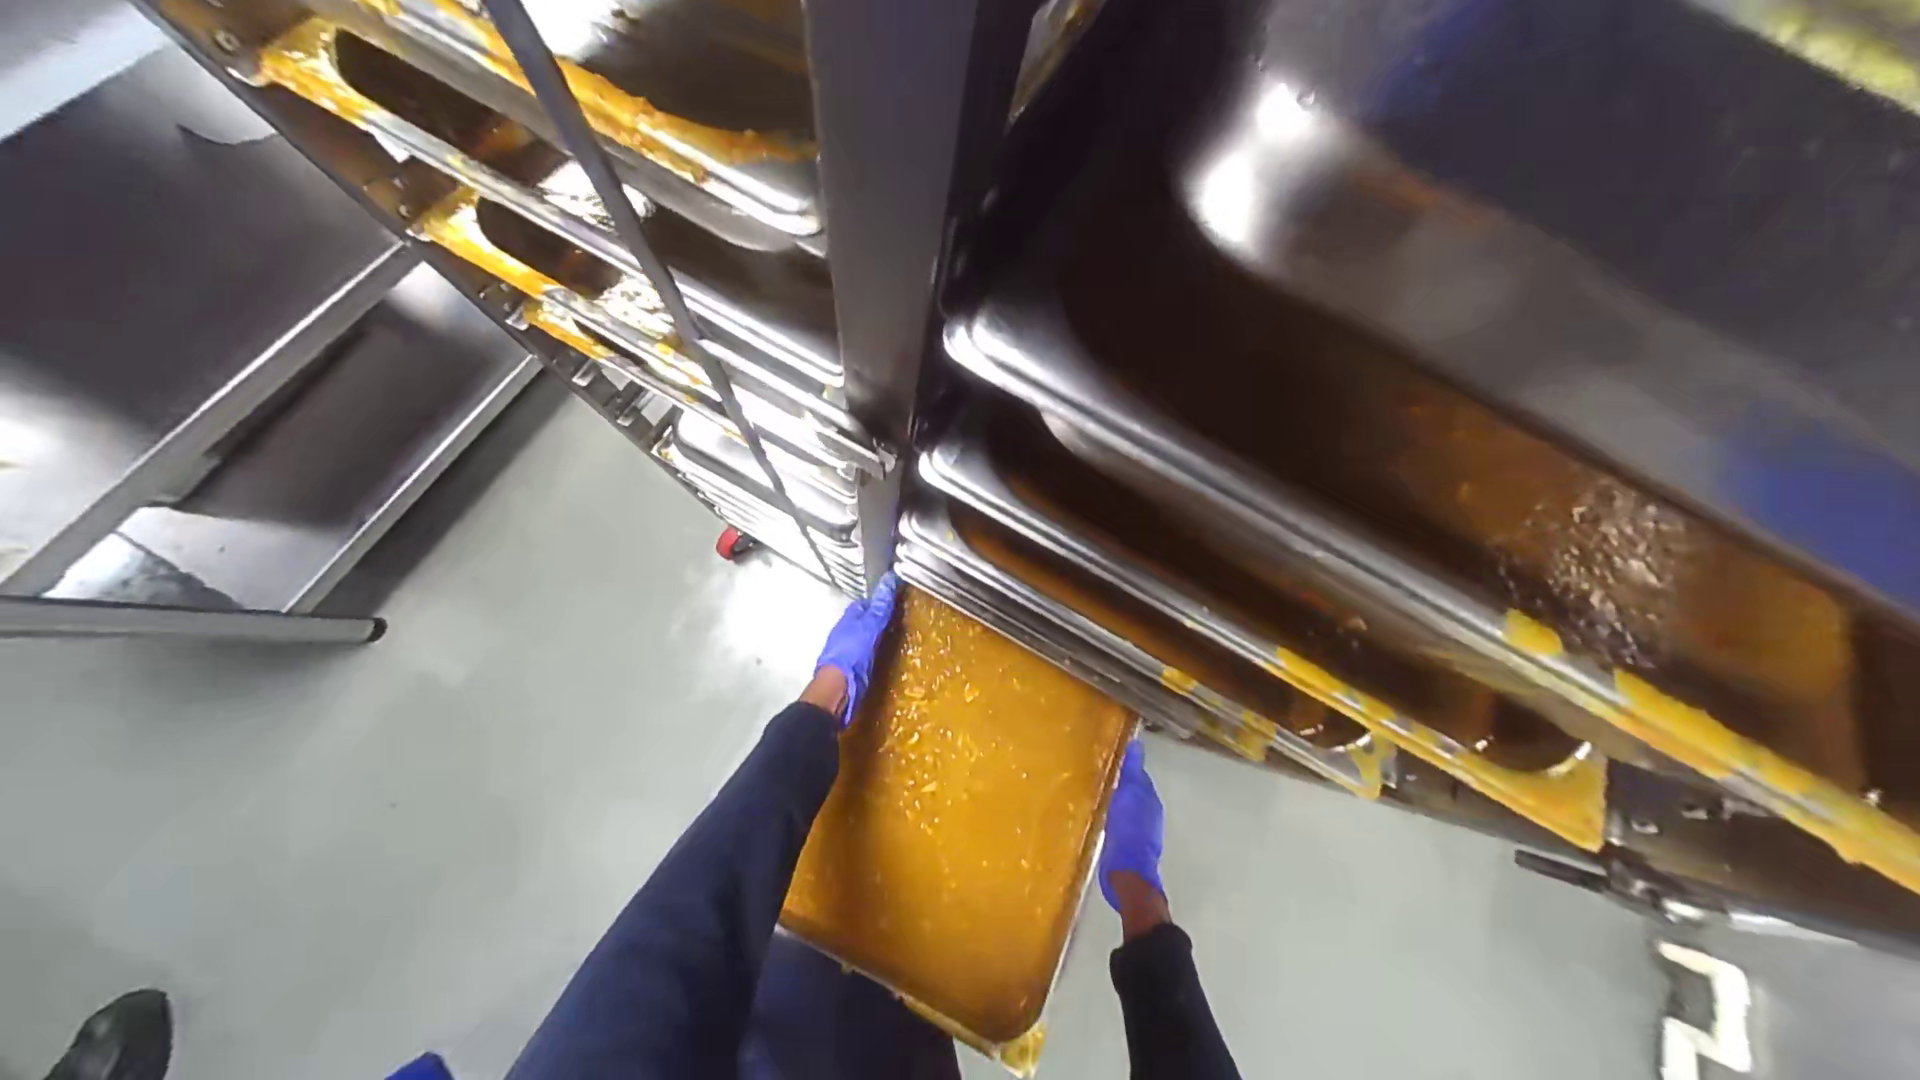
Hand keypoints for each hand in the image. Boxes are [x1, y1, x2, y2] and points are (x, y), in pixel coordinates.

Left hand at [811, 571, 899, 726]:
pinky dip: (877, 652)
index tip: (893, 596)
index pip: (864, 603)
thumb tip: (888, 582)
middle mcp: (846, 634)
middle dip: (879, 618)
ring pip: (866, 638)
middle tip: (899, 617)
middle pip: (864, 621)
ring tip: (897, 635)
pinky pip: (868, 655)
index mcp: (848, 620)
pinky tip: (886, 655)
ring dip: (878, 636)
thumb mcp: (869, 628)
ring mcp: (848, 652)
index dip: (878, 599)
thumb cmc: (851, 655)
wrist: (837, 689)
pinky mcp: (853, 668)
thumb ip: (879, 609)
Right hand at [1099, 740, 1165, 919]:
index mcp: (1150, 800)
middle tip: (1104, 771)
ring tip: (1101, 792)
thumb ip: (1133, 771)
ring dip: (1118, 800)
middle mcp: (1148, 815)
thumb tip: (1137, 743)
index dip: (1129, 766)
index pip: (1140, 776)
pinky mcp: (1127, 846)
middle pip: (1136, 793)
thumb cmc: (1128, 829)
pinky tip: (1102, 816)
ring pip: (1128, 808)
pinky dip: (1113, 816)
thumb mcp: (1129, 794)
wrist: (1127, 872)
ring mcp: (1139, 832)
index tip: (1114, 756)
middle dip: (1123, 783)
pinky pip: (1120, 823)